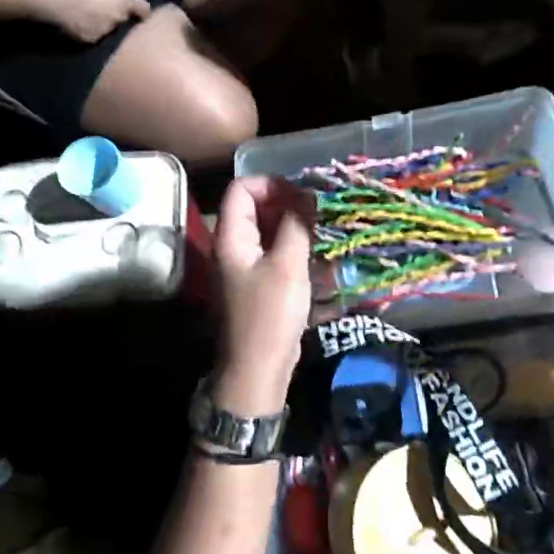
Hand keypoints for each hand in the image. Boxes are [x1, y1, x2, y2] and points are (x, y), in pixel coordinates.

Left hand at [34, 0, 151, 43]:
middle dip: (124, 10)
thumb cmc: (76, 16)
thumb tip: (113, 27)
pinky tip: (80, 5)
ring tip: (96, 15)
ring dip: (106, 2)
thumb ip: (111, 31)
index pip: (145, 11)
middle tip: (116, 26)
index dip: (144, 22)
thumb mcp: (98, 35)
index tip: (139, 33)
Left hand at [211, 176, 314, 413]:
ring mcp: (244, 267)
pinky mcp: (258, 285)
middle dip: (287, 204)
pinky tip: (317, 256)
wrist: (257, 369)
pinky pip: (274, 255)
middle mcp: (233, 247)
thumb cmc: (270, 315)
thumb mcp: (287, 266)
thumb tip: (306, 197)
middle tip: (319, 212)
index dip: (271, 184)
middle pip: (255, 209)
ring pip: (267, 233)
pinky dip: (293, 249)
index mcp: (231, 238)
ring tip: (322, 231)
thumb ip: (296, 226)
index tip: (302, 194)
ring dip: (293, 227)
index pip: (241, 189)